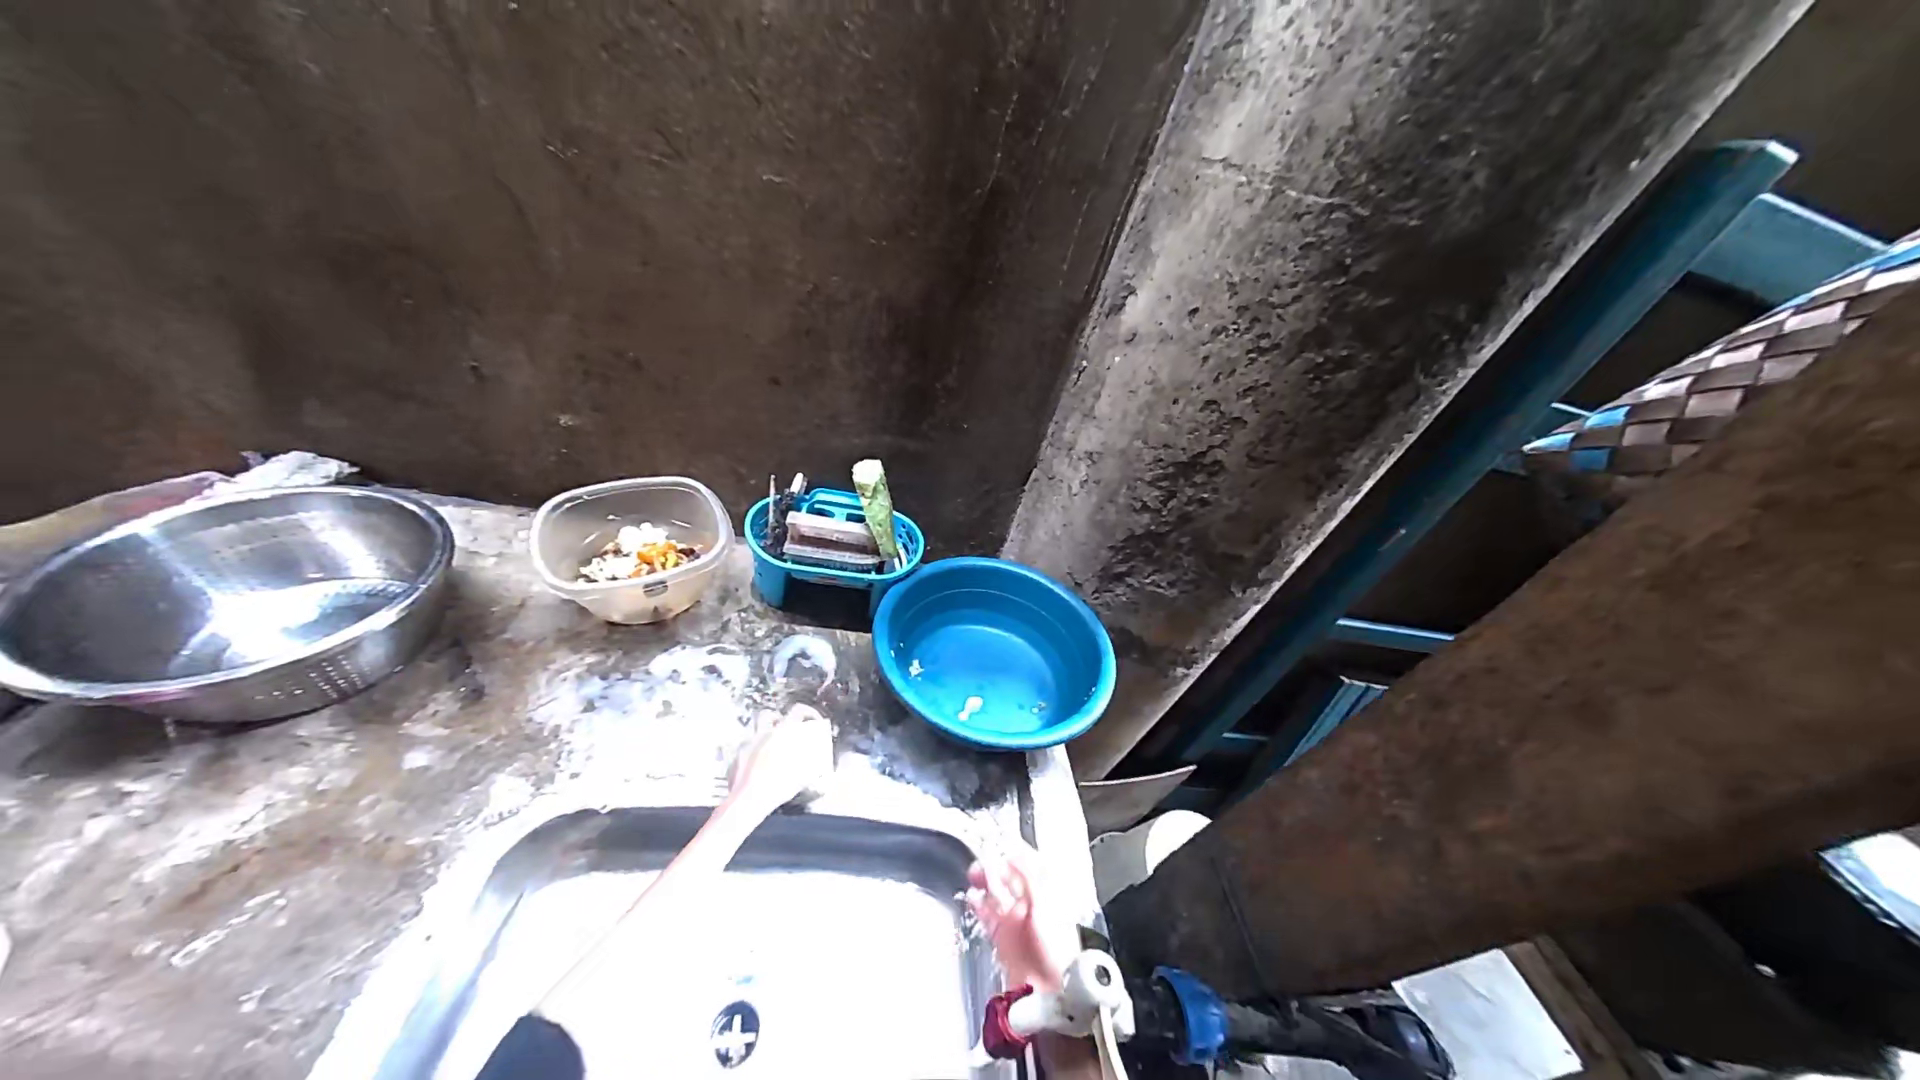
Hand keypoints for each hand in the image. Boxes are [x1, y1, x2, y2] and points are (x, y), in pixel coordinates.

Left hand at [725, 704, 833, 815]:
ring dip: (763, 732)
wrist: (748, 801)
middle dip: (778, 719)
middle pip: (769, 714)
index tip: (813, 719)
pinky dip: (753, 751)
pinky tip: (756, 765)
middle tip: (784, 729)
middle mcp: (764, 733)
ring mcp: (748, 743)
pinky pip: (746, 747)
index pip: (797, 711)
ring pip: (755, 728)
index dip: (807, 712)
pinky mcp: (736, 756)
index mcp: (782, 734)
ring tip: (770, 744)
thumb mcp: (801, 776)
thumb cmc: (777, 788)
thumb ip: (808, 764)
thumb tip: (815, 763)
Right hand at [968, 841, 1076, 992]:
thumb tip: (1016, 855)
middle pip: (1008, 876)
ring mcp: (1013, 918)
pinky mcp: (1000, 934)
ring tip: (974, 873)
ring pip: (995, 892)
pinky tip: (972, 895)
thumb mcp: (1046, 905)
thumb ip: (1030, 879)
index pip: (1028, 865)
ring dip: (984, 881)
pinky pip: (986, 913)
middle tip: (982, 856)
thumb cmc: (1057, 947)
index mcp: (1045, 892)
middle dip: (995, 865)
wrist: (1051, 990)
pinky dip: (978, 903)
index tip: (1001, 839)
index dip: (1015, 852)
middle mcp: (1028, 902)